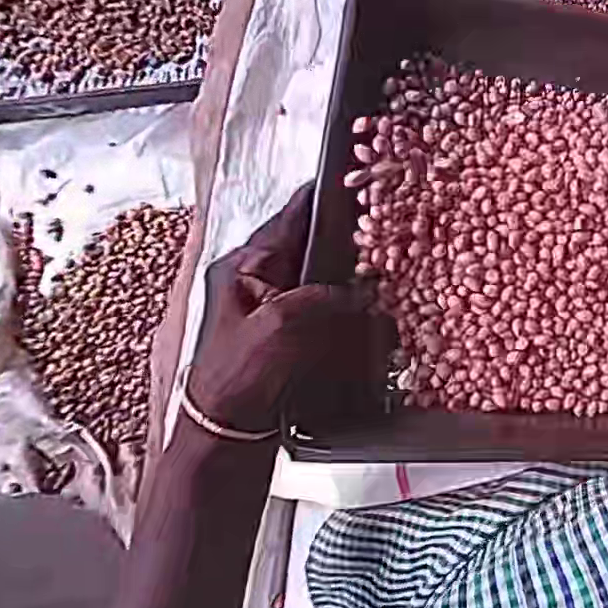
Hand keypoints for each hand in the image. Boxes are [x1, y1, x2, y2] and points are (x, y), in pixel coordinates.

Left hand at [185, 183, 387, 436]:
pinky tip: (366, 293)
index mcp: (245, 265)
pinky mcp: (283, 325)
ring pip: (315, 268)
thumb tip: (362, 291)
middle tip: (380, 217)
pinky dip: (341, 292)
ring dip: (343, 263)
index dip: (322, 197)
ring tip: (380, 250)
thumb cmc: (241, 374)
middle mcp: (256, 276)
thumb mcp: (280, 325)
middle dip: (341, 231)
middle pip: (307, 241)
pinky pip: (318, 296)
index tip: (355, 177)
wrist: (226, 430)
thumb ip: (321, 296)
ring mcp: (269, 301)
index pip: (291, 217)